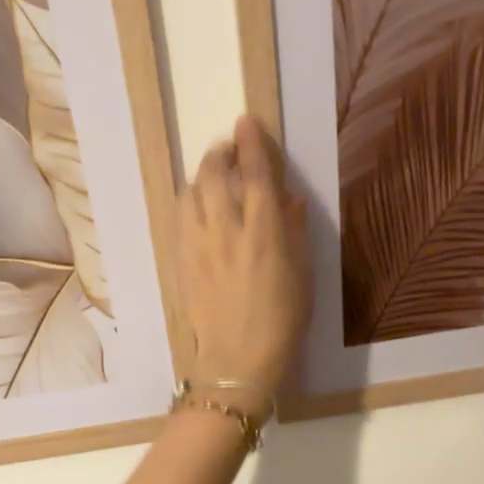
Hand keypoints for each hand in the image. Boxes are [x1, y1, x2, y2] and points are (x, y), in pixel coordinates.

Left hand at [175, 115, 310, 410]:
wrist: (238, 361)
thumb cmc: (283, 320)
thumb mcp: (303, 274)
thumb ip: (295, 231)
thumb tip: (287, 199)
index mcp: (265, 232)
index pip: (255, 173)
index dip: (251, 143)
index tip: (246, 122)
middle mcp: (228, 230)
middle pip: (215, 174)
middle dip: (221, 153)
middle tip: (230, 150)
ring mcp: (199, 244)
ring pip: (192, 191)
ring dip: (202, 174)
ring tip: (213, 173)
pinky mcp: (182, 260)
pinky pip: (180, 216)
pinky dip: (189, 200)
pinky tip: (197, 203)